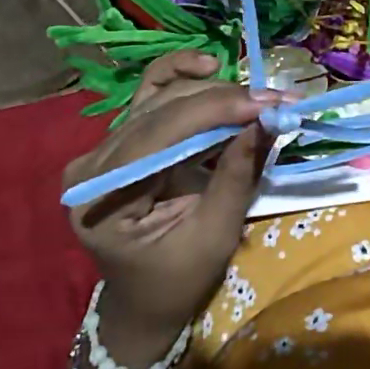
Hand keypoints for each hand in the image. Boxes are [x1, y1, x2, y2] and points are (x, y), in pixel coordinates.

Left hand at [62, 51, 277, 345]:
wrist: (146, 303)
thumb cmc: (178, 280)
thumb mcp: (215, 235)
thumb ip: (237, 175)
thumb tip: (268, 121)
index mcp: (101, 197)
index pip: (159, 135)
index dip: (215, 111)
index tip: (268, 102)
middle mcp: (92, 165)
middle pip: (161, 111)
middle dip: (223, 101)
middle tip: (277, 100)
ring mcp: (102, 150)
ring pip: (161, 99)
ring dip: (214, 94)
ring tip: (261, 98)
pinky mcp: (121, 142)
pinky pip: (150, 98)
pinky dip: (182, 79)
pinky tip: (209, 66)